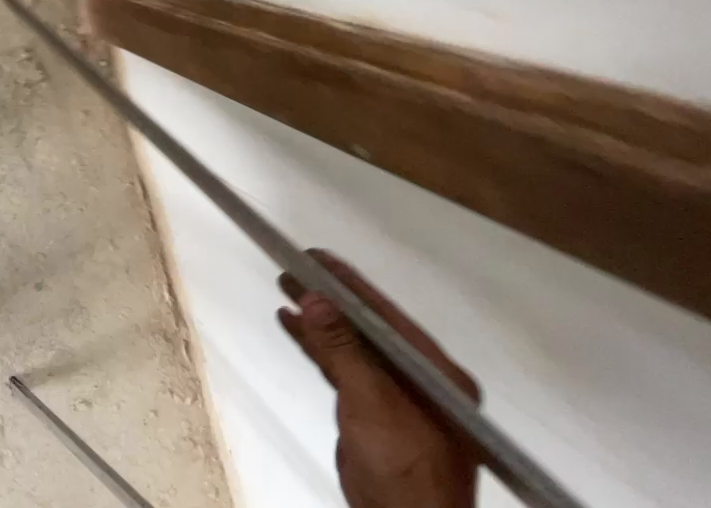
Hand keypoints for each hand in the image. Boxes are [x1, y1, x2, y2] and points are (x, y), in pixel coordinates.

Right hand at [277, 251, 481, 507]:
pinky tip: (292, 324)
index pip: (388, 316)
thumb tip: (316, 300)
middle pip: (368, 326)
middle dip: (330, 296)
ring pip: (350, 343)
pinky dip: (315, 344)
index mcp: (436, 374)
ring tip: (285, 286)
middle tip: (293, 265)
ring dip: (318, 317)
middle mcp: (419, 378)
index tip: (315, 257)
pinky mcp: (372, 408)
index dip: (351, 285)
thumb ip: (343, 351)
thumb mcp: (372, 403)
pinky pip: (340, 363)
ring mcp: (395, 394)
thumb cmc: (402, 465)